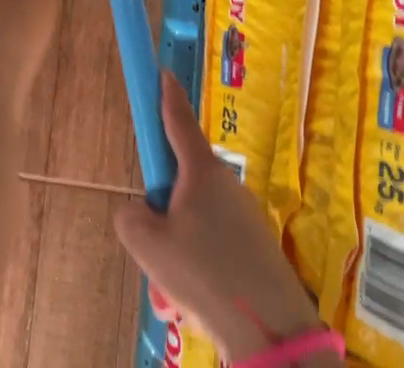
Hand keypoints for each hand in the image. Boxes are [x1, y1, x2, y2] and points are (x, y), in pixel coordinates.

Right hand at [115, 74, 331, 362]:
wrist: (272, 330)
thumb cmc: (204, 273)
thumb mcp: (146, 242)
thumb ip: (131, 216)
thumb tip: (144, 213)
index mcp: (201, 172)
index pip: (178, 121)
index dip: (165, 96)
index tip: (162, 72)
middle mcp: (227, 186)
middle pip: (180, 183)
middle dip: (161, 212)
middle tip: (153, 246)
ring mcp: (246, 217)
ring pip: (193, 222)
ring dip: (176, 249)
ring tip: (173, 290)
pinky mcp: (258, 248)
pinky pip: (213, 247)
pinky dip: (197, 269)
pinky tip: (194, 303)